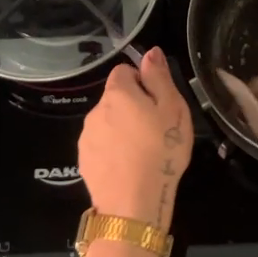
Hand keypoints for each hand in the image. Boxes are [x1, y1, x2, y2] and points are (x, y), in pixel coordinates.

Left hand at [78, 47, 192, 232]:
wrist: (133, 204)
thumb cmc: (161, 152)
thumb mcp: (173, 110)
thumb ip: (159, 78)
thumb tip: (150, 52)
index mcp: (117, 94)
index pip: (124, 71)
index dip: (143, 82)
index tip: (158, 104)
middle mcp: (96, 111)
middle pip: (115, 99)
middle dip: (133, 108)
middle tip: (156, 130)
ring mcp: (86, 138)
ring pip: (107, 124)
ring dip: (121, 130)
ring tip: (143, 153)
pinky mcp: (84, 162)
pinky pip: (101, 147)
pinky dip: (113, 151)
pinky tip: (129, 168)